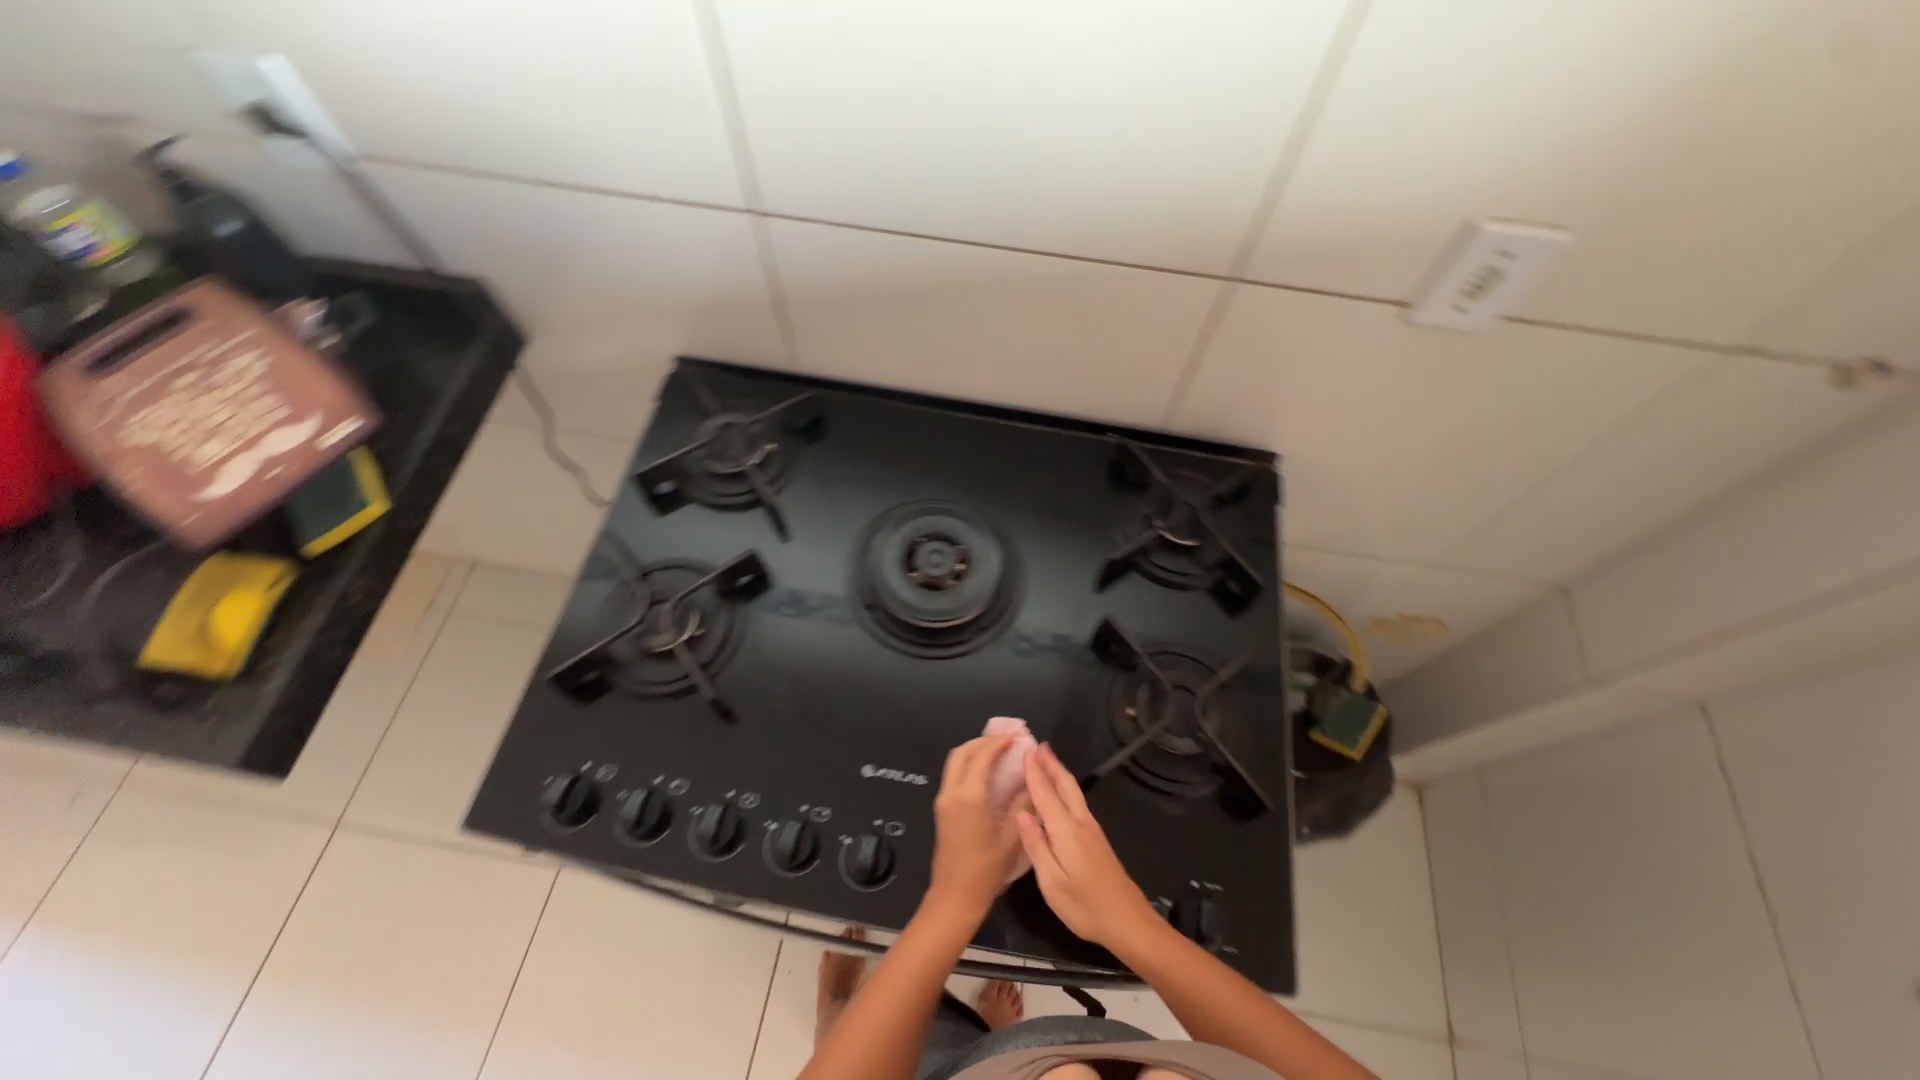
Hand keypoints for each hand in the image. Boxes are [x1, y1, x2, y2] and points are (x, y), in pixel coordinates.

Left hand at [926, 734, 1026, 916]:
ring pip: (954, 762)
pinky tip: (986, 772)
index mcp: (969, 797)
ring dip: (974, 752)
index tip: (1016, 737)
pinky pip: (953, 776)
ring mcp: (943, 801)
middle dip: (983, 742)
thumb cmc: (986, 870)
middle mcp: (951, 793)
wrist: (955, 896)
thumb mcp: (1012, 838)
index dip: (999, 742)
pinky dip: (968, 765)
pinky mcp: (941, 809)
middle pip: (962, 752)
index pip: (982, 756)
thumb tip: (1031, 782)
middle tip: (1006, 741)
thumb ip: (1022, 806)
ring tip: (998, 752)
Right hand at [1016, 743, 1159, 949]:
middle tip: (1037, 745)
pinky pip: (1077, 804)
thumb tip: (1021, 813)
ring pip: (1074, 793)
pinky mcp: (1097, 841)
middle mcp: (1081, 824)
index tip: (1023, 750)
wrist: (1127, 921)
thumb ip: (1036, 846)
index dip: (1034, 772)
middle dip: (1051, 764)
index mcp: (1066, 832)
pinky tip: (1060, 795)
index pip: (1046, 794)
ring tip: (1046, 761)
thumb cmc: (1085, 906)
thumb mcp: (1052, 882)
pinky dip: (1065, 790)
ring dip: (1059, 774)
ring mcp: (1092, 831)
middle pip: (1065, 786)